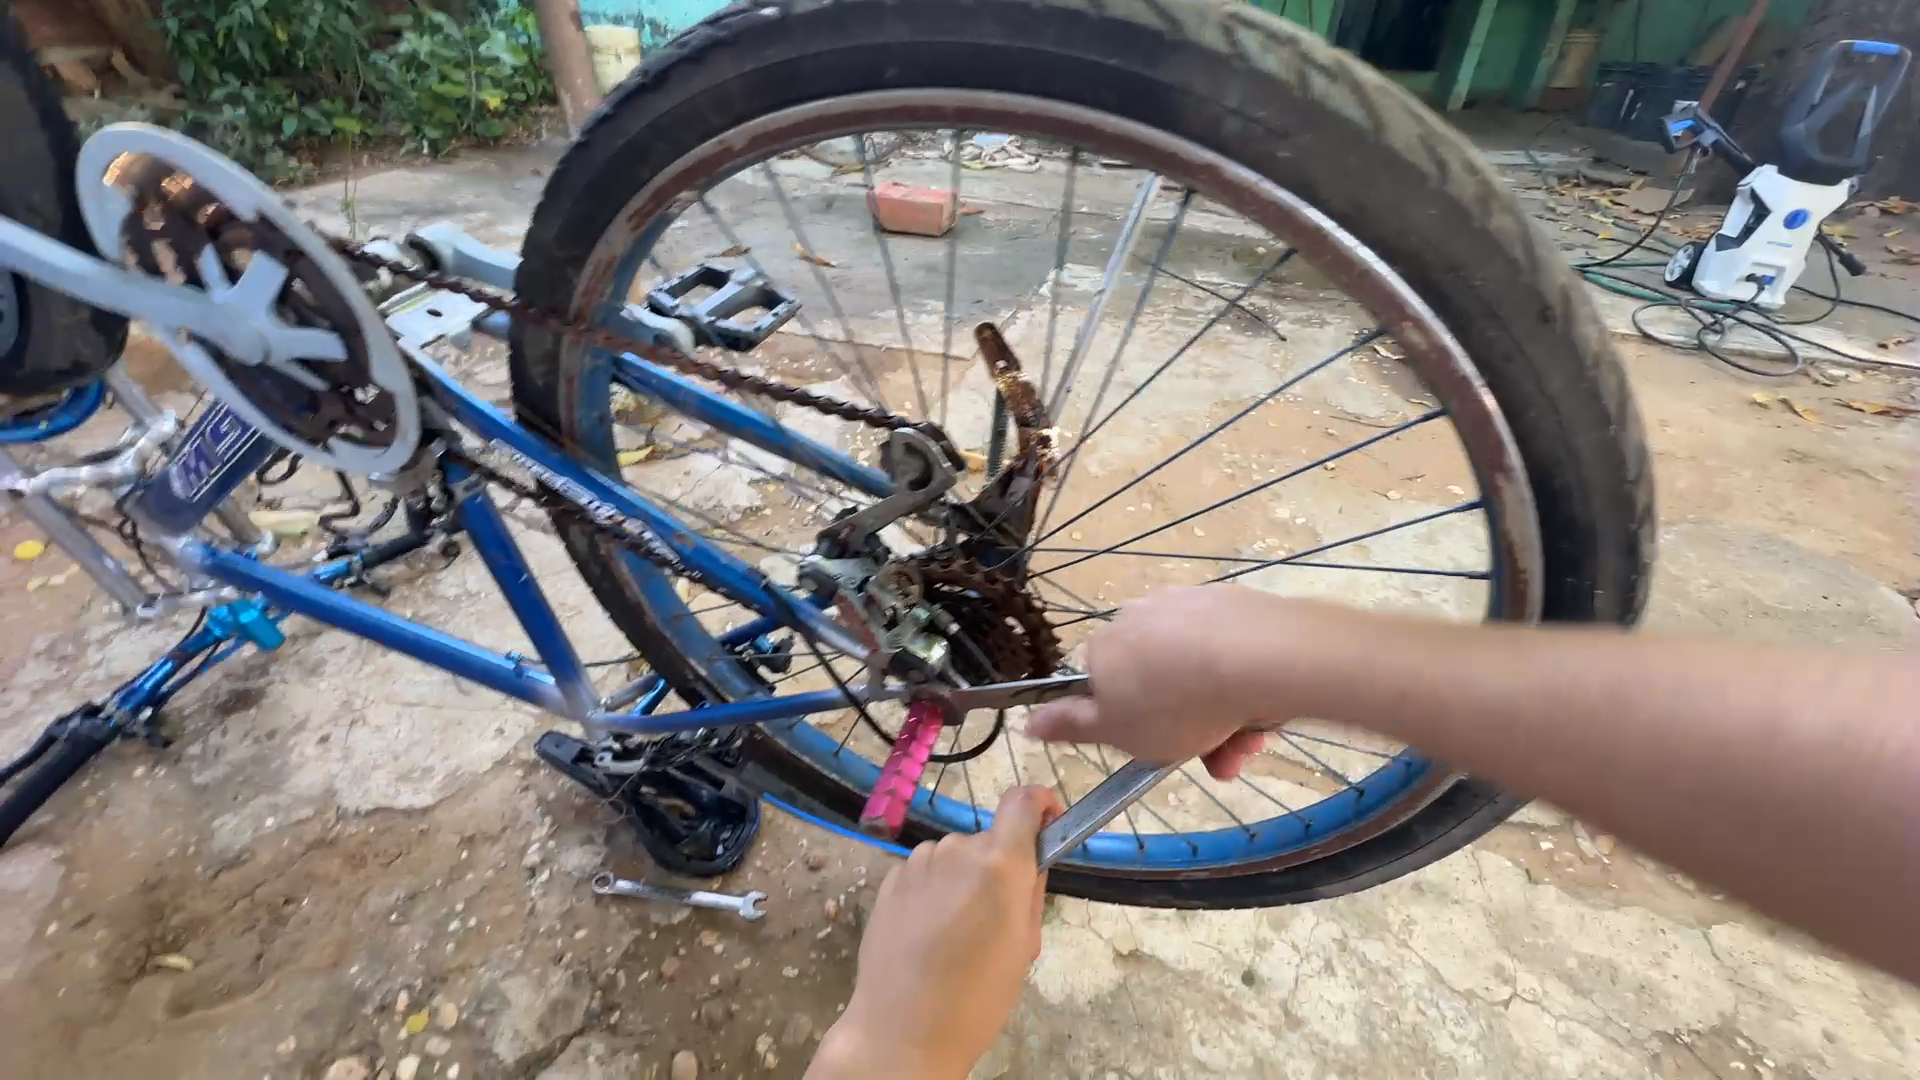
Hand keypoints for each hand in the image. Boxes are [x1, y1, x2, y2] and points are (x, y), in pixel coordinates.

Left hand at [810, 787, 1063, 1079]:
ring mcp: (920, 860)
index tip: (1048, 821)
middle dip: (997, 866)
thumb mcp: (1024, 946)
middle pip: (989, 840)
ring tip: (955, 931)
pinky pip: (926, 871)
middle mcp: (958, 848)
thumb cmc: (977, 997)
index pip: (1024, 800)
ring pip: (955, 856)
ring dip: (962, 879)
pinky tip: (927, 931)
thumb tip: (1032, 858)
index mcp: (1000, 863)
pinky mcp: (891, 876)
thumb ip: (1030, 890)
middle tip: (995, 916)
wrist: (901, 1029)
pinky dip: (934, 890)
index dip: (1041, 803)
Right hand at [1028, 585, 1306, 777]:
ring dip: (1217, 713)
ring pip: (1193, 669)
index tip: (1156, 746)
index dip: (1129, 720)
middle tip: (1215, 758)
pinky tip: (1260, 706)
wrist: (1258, 658)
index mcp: (1103, 648)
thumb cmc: (1175, 704)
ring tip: (1245, 743)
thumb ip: (1070, 725)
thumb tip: (1028, 721)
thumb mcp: (1116, 731)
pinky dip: (1237, 680)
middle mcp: (1135, 618)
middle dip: (1182, 726)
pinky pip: (1224, 649)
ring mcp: (1182, 604)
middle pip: (1153, 679)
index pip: (1103, 683)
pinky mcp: (1226, 601)